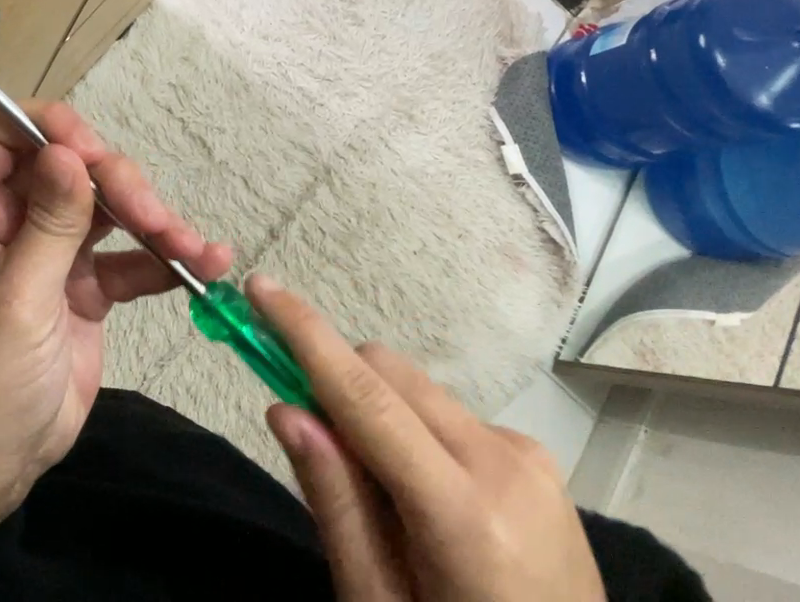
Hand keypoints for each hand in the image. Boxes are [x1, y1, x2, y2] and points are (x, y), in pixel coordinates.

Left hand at [0, 101, 233, 552]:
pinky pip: (131, 255)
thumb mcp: (16, 301)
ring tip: (190, 247)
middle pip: (69, 163)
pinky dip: (165, 257)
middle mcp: (12, 217)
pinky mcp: (89, 283)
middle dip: (116, 181)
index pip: (2, 135)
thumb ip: (49, 225)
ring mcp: (54, 248)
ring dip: (152, 218)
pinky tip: (205, 264)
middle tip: (152, 217)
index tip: (93, 152)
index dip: (47, 128)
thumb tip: (70, 152)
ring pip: (107, 204)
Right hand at [247, 275, 604, 600]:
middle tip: (301, 427)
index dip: (304, 334)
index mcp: (464, 512)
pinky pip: (447, 413)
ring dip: (372, 406)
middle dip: (334, 379)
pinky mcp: (539, 460)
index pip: (365, 397)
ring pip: (416, 388)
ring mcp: (530, 458)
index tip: (259, 287)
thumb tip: (285, 409)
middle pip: (389, 374)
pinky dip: (410, 426)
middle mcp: (504, 463)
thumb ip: (335, 503)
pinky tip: (418, 491)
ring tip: (371, 483)